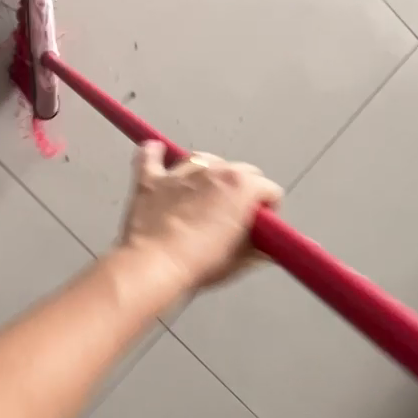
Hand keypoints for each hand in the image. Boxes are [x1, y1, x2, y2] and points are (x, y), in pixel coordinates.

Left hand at [117, 141, 282, 292]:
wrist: (152, 265)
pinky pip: (150, 155)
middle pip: (239, 170)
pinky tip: (156, 151)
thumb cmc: (198, 264)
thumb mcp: (240, 260)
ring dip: (208, 171)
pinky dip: (154, 153)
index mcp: (240, 186)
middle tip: (235, 213)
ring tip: (205, 190)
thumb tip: (264, 248)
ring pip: (201, 158)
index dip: (267, 208)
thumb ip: (256, 248)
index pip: (269, 189)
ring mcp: (177, 173)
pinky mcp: (149, 180)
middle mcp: (211, 171)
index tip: (260, 225)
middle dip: (243, 188)